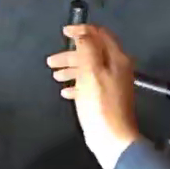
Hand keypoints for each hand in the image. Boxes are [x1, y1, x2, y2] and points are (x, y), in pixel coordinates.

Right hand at [46, 24, 141, 168]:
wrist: (112, 138)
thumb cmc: (100, 105)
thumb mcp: (91, 72)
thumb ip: (87, 49)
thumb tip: (82, 34)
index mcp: (116, 59)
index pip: (100, 34)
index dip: (82, 30)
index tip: (64, 32)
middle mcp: (116, 68)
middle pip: (92, 53)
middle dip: (71, 54)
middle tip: (52, 60)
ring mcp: (111, 84)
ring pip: (89, 69)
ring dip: (71, 69)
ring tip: (55, 75)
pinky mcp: (105, 99)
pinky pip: (88, 85)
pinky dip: (76, 84)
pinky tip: (65, 91)